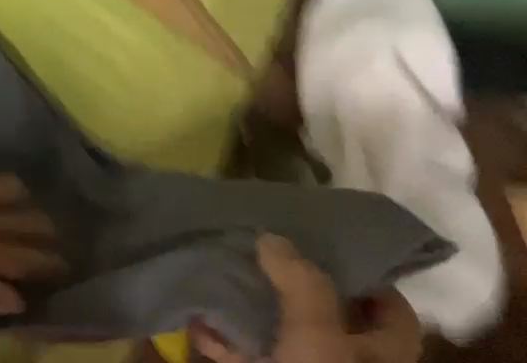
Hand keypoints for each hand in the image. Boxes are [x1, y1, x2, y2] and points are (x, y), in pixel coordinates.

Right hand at [196, 235, 423, 362]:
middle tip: (252, 245)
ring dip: (245, 302)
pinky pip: (241, 350)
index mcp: (382, 356)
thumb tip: (274, 236)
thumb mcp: (319, 340)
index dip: (361, 273)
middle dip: (286, 279)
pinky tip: (196, 317)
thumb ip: (302, 286)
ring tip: (214, 272)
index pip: (391, 308)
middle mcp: (346, 361)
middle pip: (325, 311)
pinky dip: (218, 333)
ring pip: (277, 328)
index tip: (316, 238)